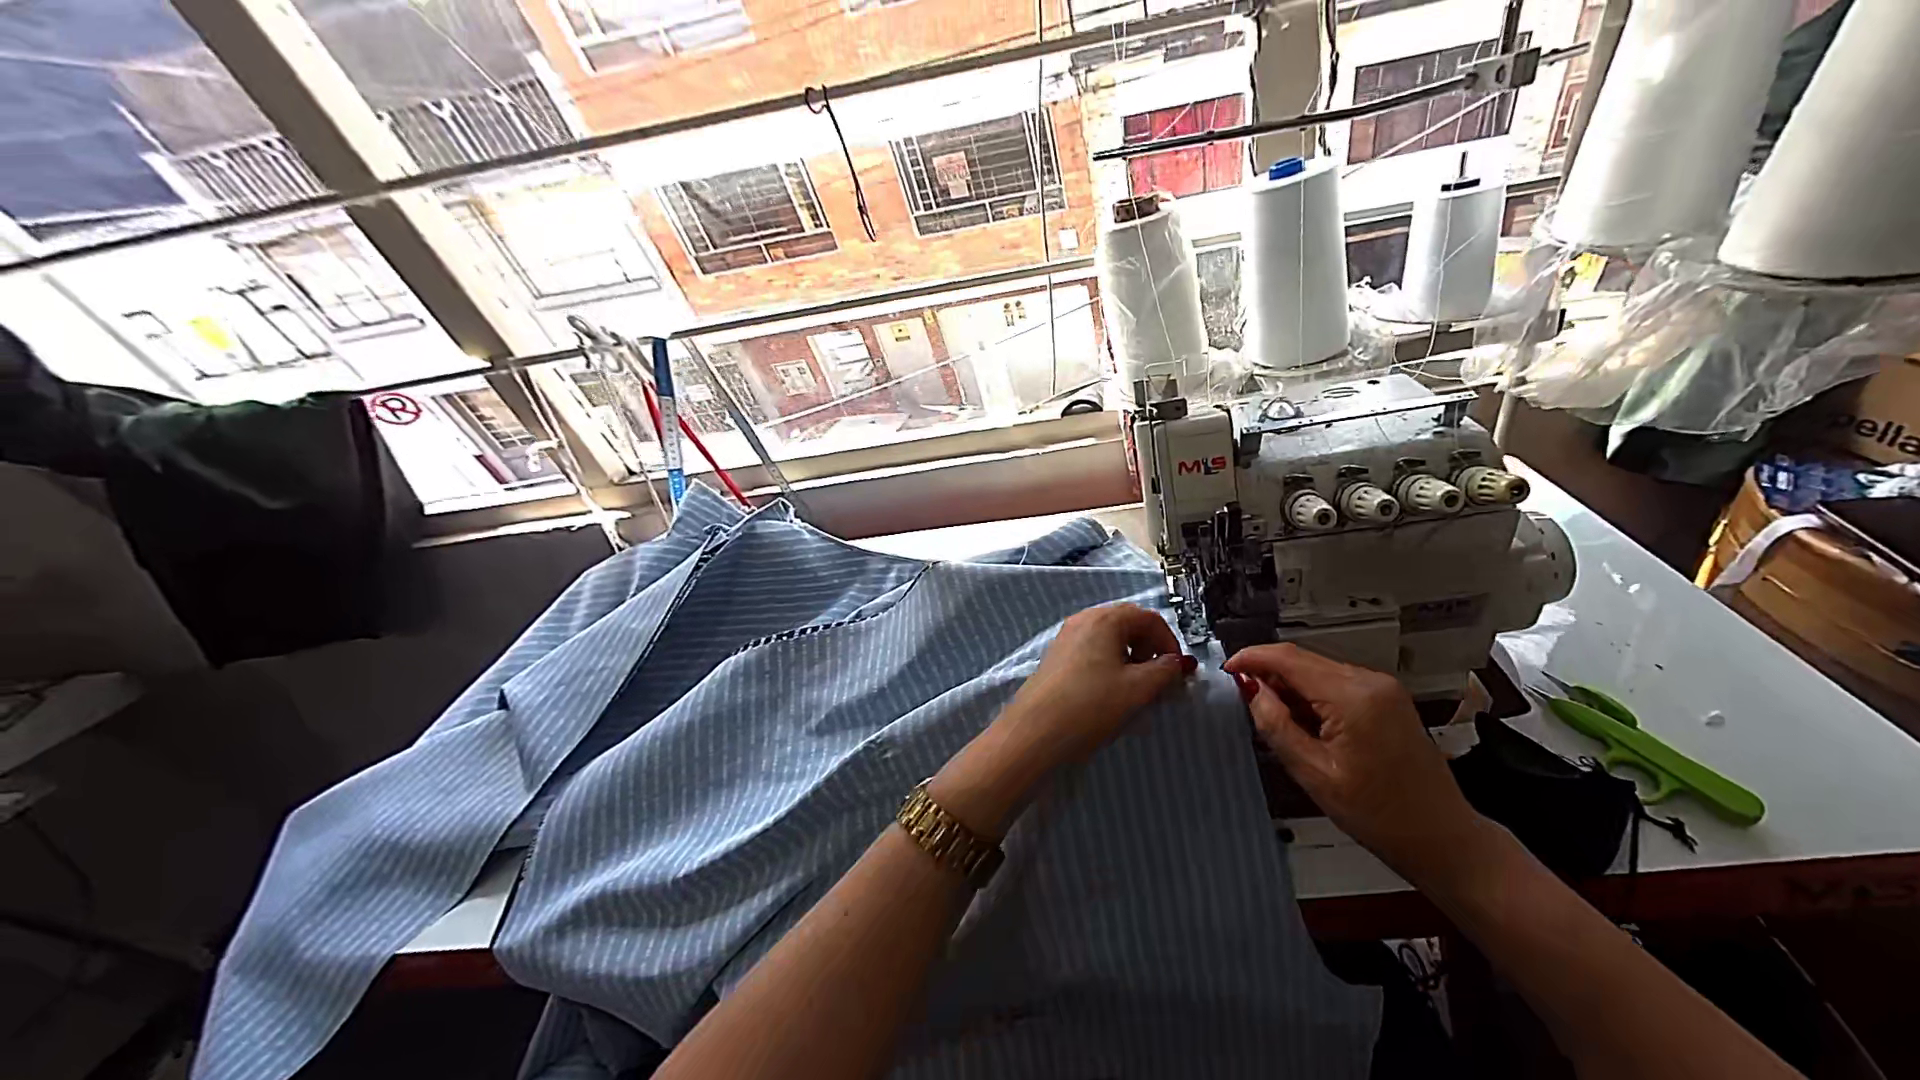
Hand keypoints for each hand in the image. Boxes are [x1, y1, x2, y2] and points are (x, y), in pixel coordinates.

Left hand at [931, 603, 1194, 836]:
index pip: (1148, 617)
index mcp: (1104, 619)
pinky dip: (1110, 662)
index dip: (1169, 641)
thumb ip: (1165, 671)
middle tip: (1160, 676)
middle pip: (1128, 623)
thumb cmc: (1089, 705)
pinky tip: (1111, 690)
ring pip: (1109, 637)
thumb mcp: (1138, 689)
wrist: (1034, 732)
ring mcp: (1066, 638)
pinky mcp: (1057, 658)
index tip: (1177, 669)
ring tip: (1137, 686)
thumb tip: (1178, 663)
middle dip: (1150, 646)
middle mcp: (1083, 620)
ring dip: (1131, 655)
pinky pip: (1092, 649)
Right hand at [1224, 644, 1489, 887]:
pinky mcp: (1387, 698)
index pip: (1288, 658)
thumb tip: (1249, 688)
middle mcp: (1370, 681)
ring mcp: (1383, 688)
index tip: (1226, 670)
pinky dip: (1311, 694)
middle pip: (1303, 660)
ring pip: (1317, 670)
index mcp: (1352, 696)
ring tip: (1274, 719)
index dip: (1251, 658)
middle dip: (1269, 673)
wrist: (1441, 838)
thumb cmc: (1378, 814)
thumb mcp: (1312, 771)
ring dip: (1290, 686)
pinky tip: (1303, 722)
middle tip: (1243, 699)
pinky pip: (1336, 682)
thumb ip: (1275, 724)